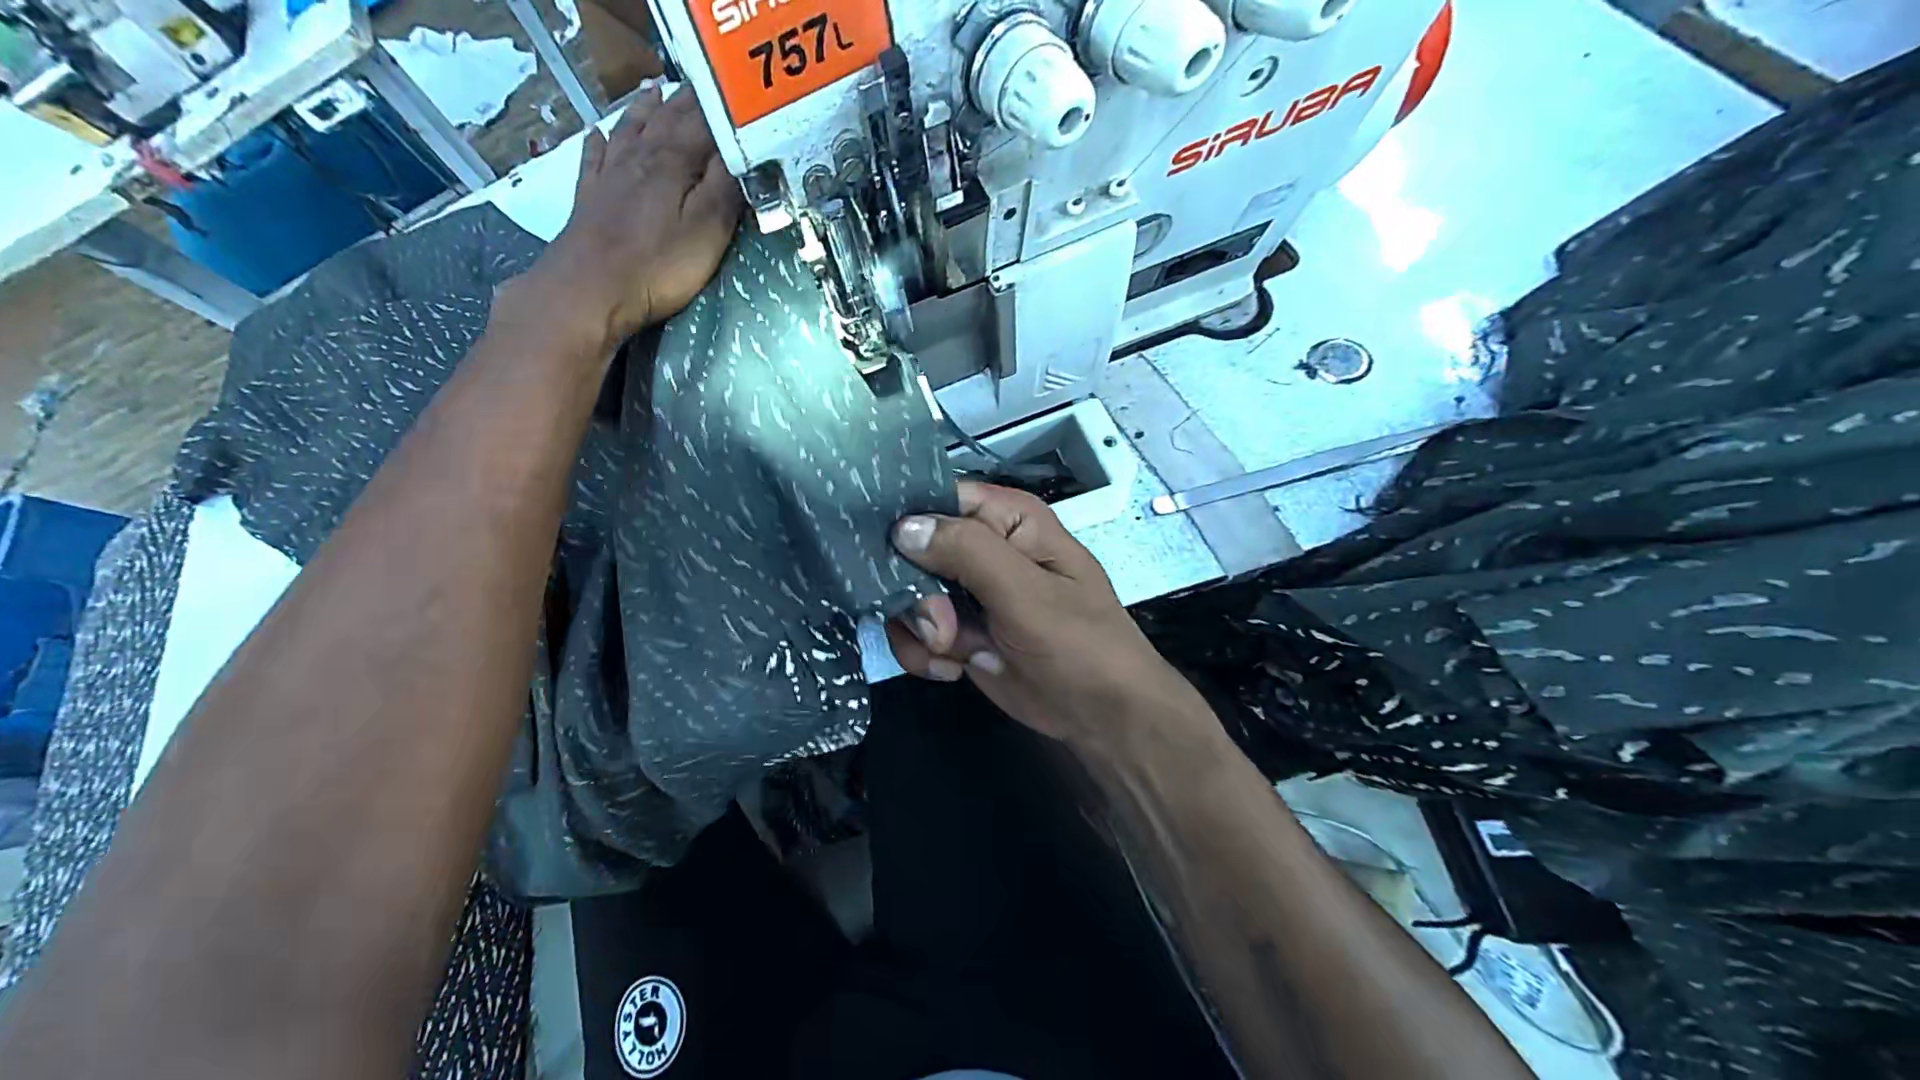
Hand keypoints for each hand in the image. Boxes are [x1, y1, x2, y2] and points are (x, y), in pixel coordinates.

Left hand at [519, 84, 742, 348]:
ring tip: (656, 91)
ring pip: (631, 129)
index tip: (738, 93)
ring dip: (645, 109)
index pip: (704, 124)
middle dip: (688, 100)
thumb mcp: (708, 229)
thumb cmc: (659, 264)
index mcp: (673, 163)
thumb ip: (725, 187)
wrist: (591, 288)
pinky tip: (598, 132)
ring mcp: (610, 174)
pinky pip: (594, 156)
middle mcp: (640, 157)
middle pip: (667, 119)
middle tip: (703, 83)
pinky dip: (599, 140)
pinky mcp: (590, 197)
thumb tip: (737, 150)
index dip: (723, 108)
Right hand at [887, 481, 1212, 750]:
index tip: (887, 560)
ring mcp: (967, 590)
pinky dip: (924, 653)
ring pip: (905, 594)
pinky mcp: (957, 629)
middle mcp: (983, 545)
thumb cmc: (1080, 645)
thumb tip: (902, 527)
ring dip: (920, 630)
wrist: (1100, 715)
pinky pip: (914, 630)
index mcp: (1008, 519)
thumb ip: (967, 553)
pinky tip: (953, 669)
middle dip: (915, 594)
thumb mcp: (1028, 595)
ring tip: (955, 652)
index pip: (937, 498)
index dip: (905, 522)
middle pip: (911, 550)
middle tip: (942, 629)